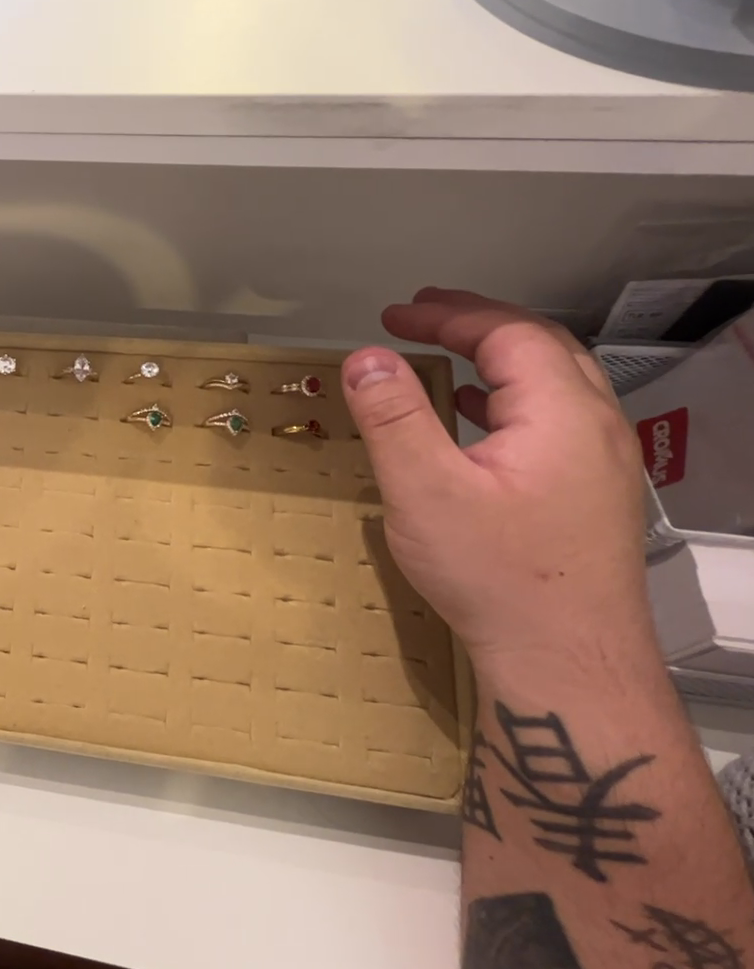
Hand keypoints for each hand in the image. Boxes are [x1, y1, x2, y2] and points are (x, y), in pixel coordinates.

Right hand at [340, 289, 651, 675]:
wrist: (564, 653)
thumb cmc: (492, 570)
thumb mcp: (424, 489)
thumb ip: (394, 417)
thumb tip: (365, 357)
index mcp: (562, 415)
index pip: (510, 336)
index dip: (449, 317)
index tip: (392, 315)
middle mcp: (597, 427)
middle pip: (545, 349)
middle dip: (479, 324)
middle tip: (421, 317)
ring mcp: (603, 462)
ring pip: (556, 384)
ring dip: (498, 357)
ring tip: (446, 353)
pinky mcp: (592, 493)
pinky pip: (554, 419)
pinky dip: (508, 398)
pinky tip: (477, 417)